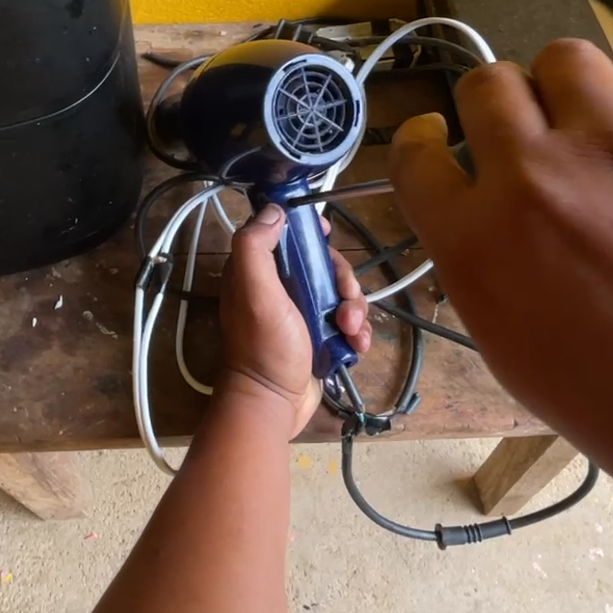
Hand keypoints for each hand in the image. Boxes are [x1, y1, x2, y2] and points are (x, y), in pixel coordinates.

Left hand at [218, 204, 370, 435]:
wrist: (273, 402)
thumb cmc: (262, 345)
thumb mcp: (254, 290)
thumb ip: (256, 246)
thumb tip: (274, 210)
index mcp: (259, 271)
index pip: (286, 235)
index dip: (308, 230)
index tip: (326, 233)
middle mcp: (280, 288)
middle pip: (324, 264)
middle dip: (343, 280)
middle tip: (344, 302)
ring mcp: (302, 313)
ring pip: (342, 293)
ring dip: (355, 308)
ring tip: (349, 330)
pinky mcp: (321, 336)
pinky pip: (349, 321)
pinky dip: (358, 330)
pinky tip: (356, 344)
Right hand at [388, 40, 612, 521]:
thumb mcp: (531, 363)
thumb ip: (491, 273)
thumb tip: (495, 218)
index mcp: (478, 252)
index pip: (414, 159)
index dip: (423, 142)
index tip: (441, 138)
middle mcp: (533, 181)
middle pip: (486, 86)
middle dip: (501, 105)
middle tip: (534, 134)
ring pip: (564, 59)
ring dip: (570, 89)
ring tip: (606, 128)